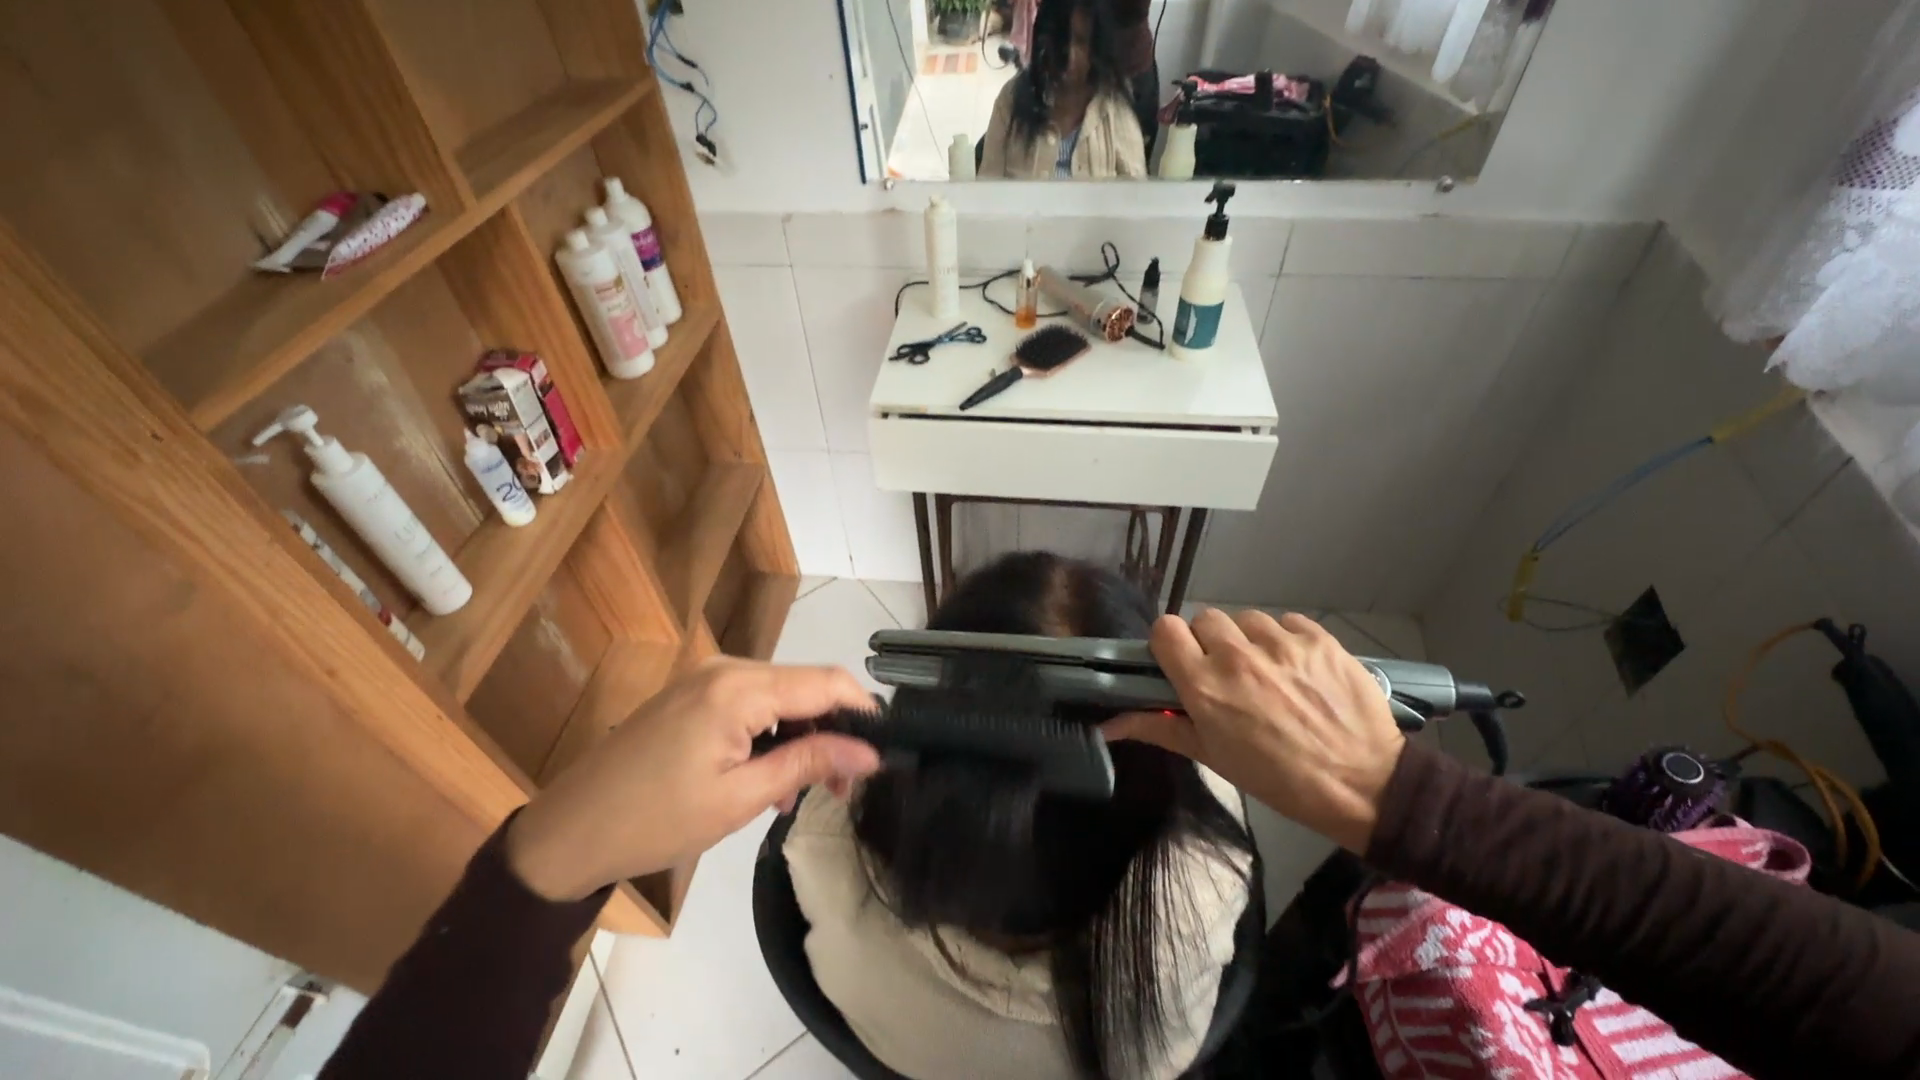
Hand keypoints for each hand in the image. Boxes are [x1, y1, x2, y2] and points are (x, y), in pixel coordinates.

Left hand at [506, 659, 881, 901]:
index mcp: (738, 688)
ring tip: (804, 792)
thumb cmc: (655, 820)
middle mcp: (726, 668)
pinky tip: (771, 775)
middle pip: (805, 686)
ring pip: (782, 695)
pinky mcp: (693, 693)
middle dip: (833, 730)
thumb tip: (870, 753)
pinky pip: (753, 702)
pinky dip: (772, 733)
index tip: (884, 753)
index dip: (863, 712)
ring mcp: (707, 678)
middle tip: (842, 789)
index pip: (826, 681)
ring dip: (802, 736)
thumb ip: (808, 763)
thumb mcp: (740, 798)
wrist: (570, 831)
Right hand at [1103, 609, 1404, 852]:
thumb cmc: (1278, 779)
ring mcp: (1280, 643)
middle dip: (1210, 642)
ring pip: (1246, 619)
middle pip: (1205, 619)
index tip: (1181, 662)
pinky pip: (1286, 622)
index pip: (1165, 629)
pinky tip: (1297, 669)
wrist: (1363, 784)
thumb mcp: (1213, 757)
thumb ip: (1159, 728)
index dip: (1170, 643)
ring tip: (1267, 673)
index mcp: (1204, 686)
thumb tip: (1107, 726)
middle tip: (1227, 675)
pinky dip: (1285, 640)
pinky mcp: (1318, 638)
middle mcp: (1237, 656)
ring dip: (1249, 640)